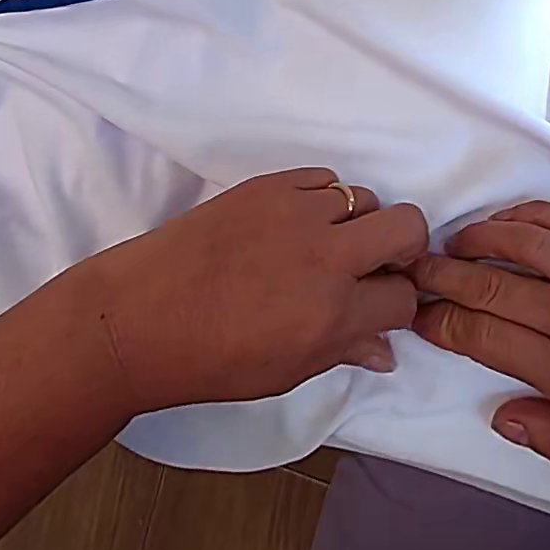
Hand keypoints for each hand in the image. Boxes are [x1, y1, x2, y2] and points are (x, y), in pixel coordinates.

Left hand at [57, 168, 428, 414]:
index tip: (381, 301)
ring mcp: (297, 210)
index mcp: (334, 312)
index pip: (404, 296)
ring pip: (364, 196)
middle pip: (406, 225)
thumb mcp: (286, 371)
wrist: (143, 313)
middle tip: (372, 263)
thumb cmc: (212, 358)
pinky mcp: (268, 184)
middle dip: (402, 247)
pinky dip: (322, 197)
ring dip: (357, 221)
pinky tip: (298, 219)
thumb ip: (343, 351)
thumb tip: (386, 350)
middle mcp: (327, 254)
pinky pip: (321, 177)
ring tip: (325, 241)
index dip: (398, 302)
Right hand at [409, 201, 549, 534]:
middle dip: (443, 274)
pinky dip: (537, 214)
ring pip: (530, 240)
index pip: (486, 336)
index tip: (417, 315)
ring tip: (455, 240)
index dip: (442, 323)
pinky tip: (515, 216)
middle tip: (413, 266)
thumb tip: (501, 414)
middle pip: (495, 283)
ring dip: (482, 237)